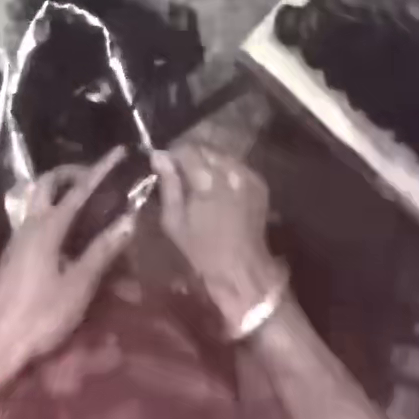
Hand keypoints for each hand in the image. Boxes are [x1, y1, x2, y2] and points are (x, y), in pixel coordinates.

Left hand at [0, 149, 135, 369]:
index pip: (79, 189)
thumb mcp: (78, 285)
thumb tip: (129, 220)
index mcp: (48, 227)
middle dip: (72, 172)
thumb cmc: (40, 316)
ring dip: (60, 188)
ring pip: (38, 197)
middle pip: (49, 182)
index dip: (101, 168)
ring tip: (86, 198)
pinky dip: (54, 207)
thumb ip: (102, 250)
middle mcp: (31, 223)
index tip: (119, 151)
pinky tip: (69, 228)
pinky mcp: (16, 252)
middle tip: (95, 176)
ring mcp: (20, 237)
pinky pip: (36, 214)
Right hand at [152, 146, 285, 324]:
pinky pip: (235, 166)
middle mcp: (231, 171)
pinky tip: (218, 188)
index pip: (188, 149)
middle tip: (180, 172)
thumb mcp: (175, 221)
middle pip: (206, 149)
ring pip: (221, 155)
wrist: (243, 270)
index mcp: (208, 181)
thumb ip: (168, 184)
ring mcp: (248, 175)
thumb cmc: (203, 251)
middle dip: (191, 156)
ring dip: (208, 162)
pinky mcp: (259, 182)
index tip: (166, 163)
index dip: (174, 153)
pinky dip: (224, 170)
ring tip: (198, 180)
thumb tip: (159, 155)